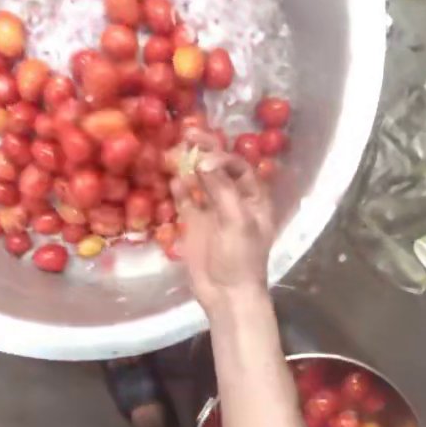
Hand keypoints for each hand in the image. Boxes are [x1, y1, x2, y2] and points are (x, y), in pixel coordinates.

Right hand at [172, 143, 273, 316]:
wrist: (226, 294)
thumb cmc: (240, 258)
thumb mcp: (236, 220)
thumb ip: (221, 189)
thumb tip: (203, 161)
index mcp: (253, 199)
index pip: (238, 166)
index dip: (222, 157)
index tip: (204, 159)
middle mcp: (233, 200)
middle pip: (218, 168)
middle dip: (205, 151)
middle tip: (187, 132)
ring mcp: (212, 211)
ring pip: (200, 181)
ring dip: (189, 166)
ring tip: (174, 151)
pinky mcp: (194, 224)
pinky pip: (186, 200)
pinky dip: (180, 188)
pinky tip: (173, 178)